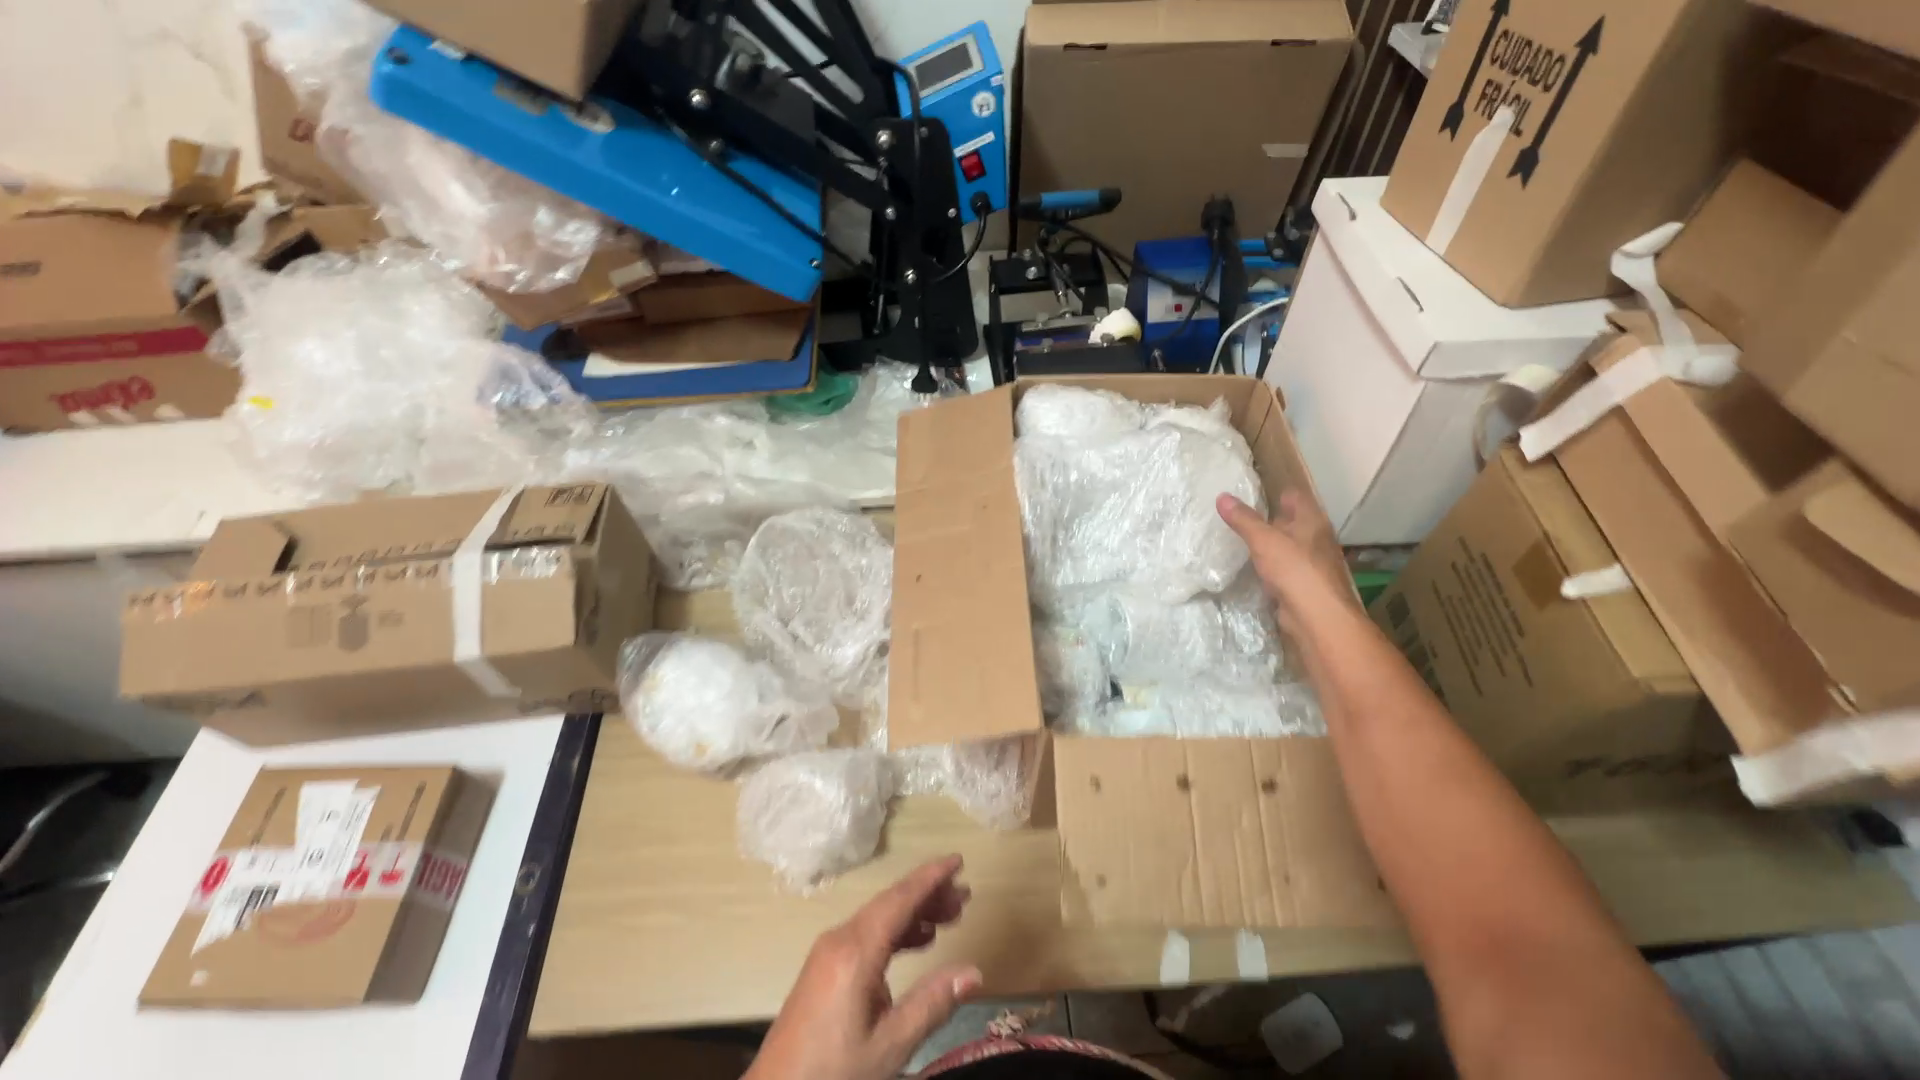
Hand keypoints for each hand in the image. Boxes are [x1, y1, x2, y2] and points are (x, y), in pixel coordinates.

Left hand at [746, 855, 981, 1079]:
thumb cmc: (834, 1069)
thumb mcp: (890, 1045)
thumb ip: (932, 1004)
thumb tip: (974, 971)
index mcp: (855, 951)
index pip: (899, 900)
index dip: (930, 877)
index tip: (958, 860)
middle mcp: (839, 940)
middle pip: (889, 904)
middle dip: (928, 894)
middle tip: (965, 896)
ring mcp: (828, 953)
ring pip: (878, 918)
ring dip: (914, 913)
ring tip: (950, 916)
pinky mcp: (824, 969)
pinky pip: (866, 935)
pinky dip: (895, 932)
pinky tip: (918, 942)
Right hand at [1217, 492, 1356, 620]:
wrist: (1317, 616)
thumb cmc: (1294, 569)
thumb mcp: (1263, 540)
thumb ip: (1243, 520)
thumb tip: (1222, 496)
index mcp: (1312, 521)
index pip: (1295, 497)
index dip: (1276, 495)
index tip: (1251, 496)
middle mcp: (1316, 539)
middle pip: (1293, 523)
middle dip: (1271, 521)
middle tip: (1240, 520)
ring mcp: (1313, 564)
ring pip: (1289, 548)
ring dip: (1271, 547)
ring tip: (1243, 544)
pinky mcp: (1306, 586)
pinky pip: (1286, 570)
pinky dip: (1272, 569)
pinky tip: (1255, 571)